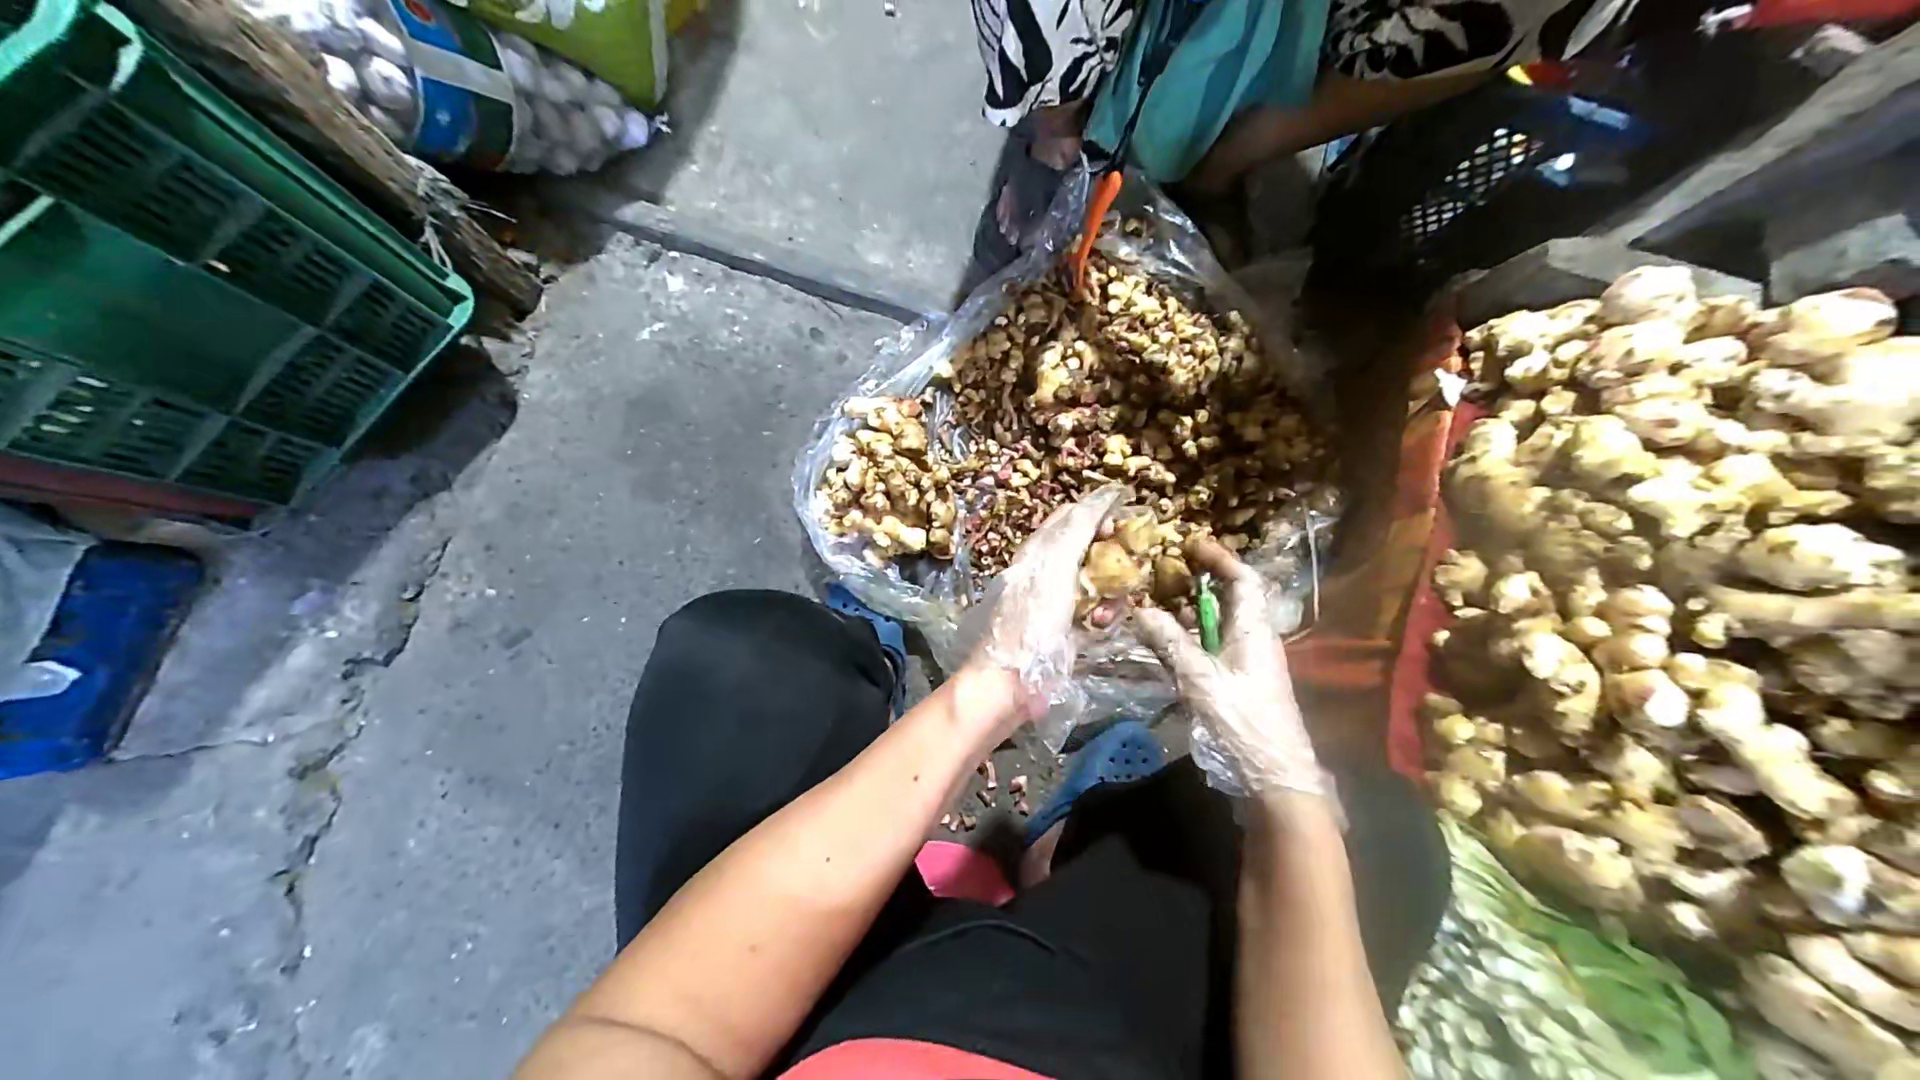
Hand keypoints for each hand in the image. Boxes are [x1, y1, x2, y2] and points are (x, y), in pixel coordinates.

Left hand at [969, 485, 1126, 722]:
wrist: (1011, 680)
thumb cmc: (1030, 619)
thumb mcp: (1054, 565)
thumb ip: (1077, 529)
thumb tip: (1104, 495)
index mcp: (1038, 551)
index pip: (1072, 518)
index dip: (1098, 514)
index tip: (1123, 523)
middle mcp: (1048, 572)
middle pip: (1091, 550)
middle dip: (1112, 557)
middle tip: (1125, 568)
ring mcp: (1058, 602)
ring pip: (1099, 583)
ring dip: (1109, 593)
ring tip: (1103, 609)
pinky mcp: (1068, 630)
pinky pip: (1097, 612)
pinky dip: (1103, 617)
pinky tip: (1097, 627)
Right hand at [1134, 539, 1329, 800]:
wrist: (1274, 778)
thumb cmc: (1242, 721)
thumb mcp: (1200, 679)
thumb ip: (1169, 642)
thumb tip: (1139, 608)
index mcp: (1253, 630)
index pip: (1244, 579)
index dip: (1220, 558)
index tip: (1191, 545)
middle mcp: (1253, 640)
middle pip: (1228, 599)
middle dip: (1196, 583)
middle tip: (1161, 575)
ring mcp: (1246, 663)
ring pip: (1216, 625)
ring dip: (1187, 613)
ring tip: (1154, 606)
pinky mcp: (1237, 684)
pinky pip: (1210, 649)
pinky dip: (1187, 640)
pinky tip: (1164, 646)